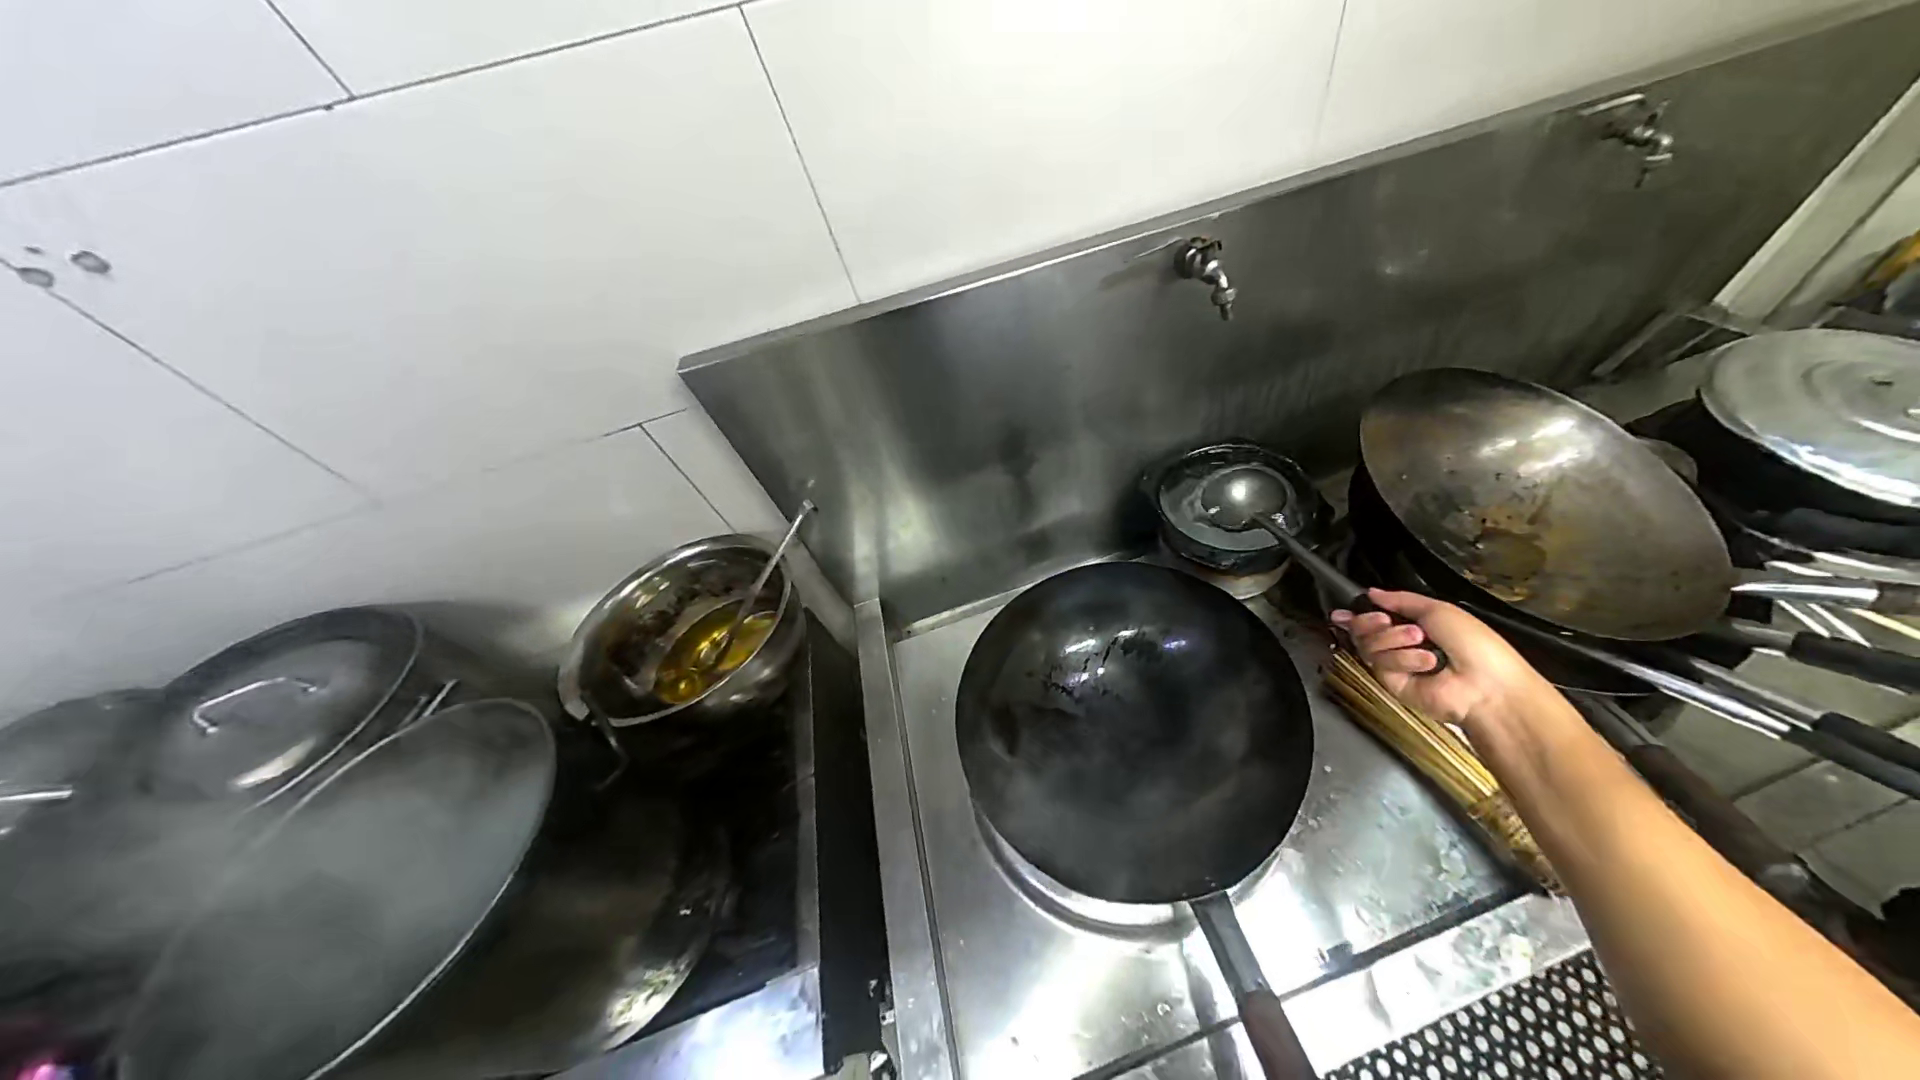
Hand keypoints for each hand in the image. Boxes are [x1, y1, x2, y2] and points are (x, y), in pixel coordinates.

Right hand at [1331, 589, 1559, 734]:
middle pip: (1362, 628)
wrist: (1487, 686)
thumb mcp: (1439, 609)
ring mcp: (1395, 663)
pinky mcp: (1391, 681)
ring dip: (1392, 639)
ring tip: (1419, 642)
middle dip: (1370, 621)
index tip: (1345, 611)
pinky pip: (1379, 662)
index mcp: (1415, 623)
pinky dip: (1401, 658)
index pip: (1374, 615)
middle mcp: (1401, 643)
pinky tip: (1424, 663)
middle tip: (1386, 621)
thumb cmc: (1477, 647)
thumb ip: (1401, 599)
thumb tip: (1371, 593)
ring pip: (1367, 643)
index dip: (1357, 613)